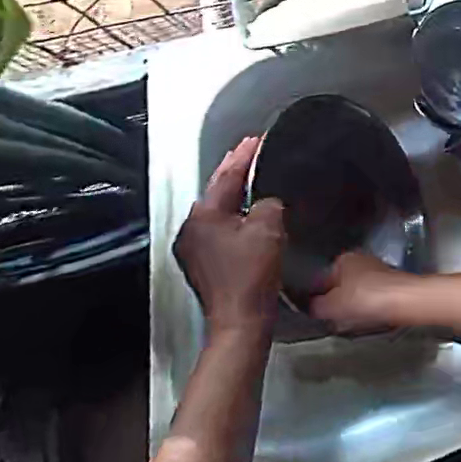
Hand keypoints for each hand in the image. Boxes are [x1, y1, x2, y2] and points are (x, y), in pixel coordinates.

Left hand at [175, 136, 283, 335]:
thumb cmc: (252, 274)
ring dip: (235, 194)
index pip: (226, 176)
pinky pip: (220, 228)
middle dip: (235, 172)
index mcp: (203, 217)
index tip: (255, 140)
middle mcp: (191, 230)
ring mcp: (194, 249)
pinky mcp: (205, 264)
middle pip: (216, 192)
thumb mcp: (268, 226)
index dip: (243, 156)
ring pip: (218, 210)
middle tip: (252, 152)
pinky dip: (235, 215)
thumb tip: (264, 203)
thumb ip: (266, 202)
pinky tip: (249, 213)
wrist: (240, 321)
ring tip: (253, 177)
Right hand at [304, 251, 410, 334]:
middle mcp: (360, 259)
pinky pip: (370, 295)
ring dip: (351, 304)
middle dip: (336, 300)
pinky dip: (366, 305)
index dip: (317, 295)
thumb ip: (317, 306)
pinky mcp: (390, 282)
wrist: (402, 299)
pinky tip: (366, 317)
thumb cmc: (364, 298)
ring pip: (356, 290)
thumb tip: (311, 306)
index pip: (322, 277)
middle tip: (331, 318)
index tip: (315, 311)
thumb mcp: (332, 305)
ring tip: (348, 321)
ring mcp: (377, 269)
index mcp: (344, 259)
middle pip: (340, 283)